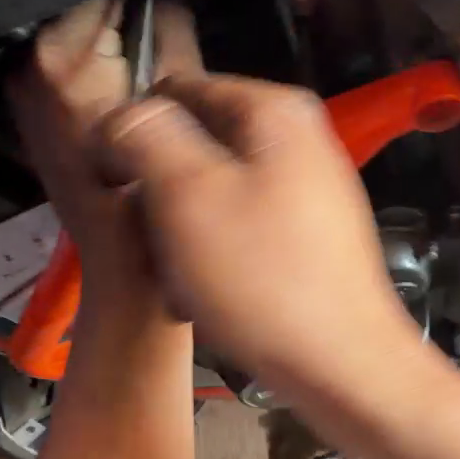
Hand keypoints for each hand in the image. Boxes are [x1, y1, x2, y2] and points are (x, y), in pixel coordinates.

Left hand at [7, 0, 201, 299]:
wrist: (126, 280)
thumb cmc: (155, 215)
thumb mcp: (175, 122)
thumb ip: (173, 48)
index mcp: (61, 67)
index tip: (175, 6)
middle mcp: (29, 73)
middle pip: (86, 11)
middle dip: (131, 19)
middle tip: (174, 43)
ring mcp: (26, 97)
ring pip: (80, 39)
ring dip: (118, 45)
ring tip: (158, 70)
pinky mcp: (37, 118)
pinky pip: (74, 69)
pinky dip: (104, 72)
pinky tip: (136, 96)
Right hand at [89, 73, 419, 385]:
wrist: (342, 367)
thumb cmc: (268, 284)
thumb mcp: (187, 195)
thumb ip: (145, 135)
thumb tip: (122, 115)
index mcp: (276, 112)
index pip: (175, 91)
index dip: (134, 134)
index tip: (117, 184)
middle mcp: (298, 144)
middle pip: (195, 150)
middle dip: (163, 197)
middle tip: (154, 245)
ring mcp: (306, 195)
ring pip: (213, 200)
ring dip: (184, 240)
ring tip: (184, 282)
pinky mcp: (305, 243)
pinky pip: (240, 237)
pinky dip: (215, 264)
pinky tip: (207, 300)